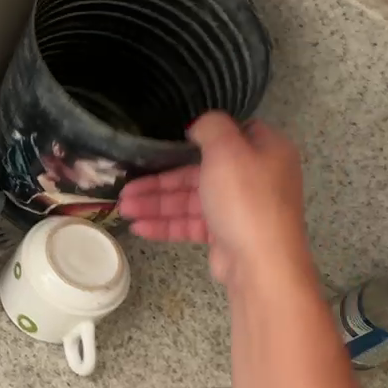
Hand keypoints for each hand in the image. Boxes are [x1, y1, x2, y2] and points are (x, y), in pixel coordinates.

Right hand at [117, 114, 313, 288]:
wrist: (260, 261)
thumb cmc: (245, 199)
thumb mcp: (227, 150)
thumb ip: (211, 128)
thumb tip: (199, 126)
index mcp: (264, 151)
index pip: (233, 134)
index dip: (202, 136)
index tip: (170, 141)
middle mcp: (254, 177)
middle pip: (199, 171)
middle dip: (160, 181)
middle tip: (126, 187)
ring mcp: (239, 208)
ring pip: (191, 200)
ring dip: (156, 204)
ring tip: (124, 210)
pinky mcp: (226, 234)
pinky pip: (191, 223)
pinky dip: (166, 224)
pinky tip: (139, 227)